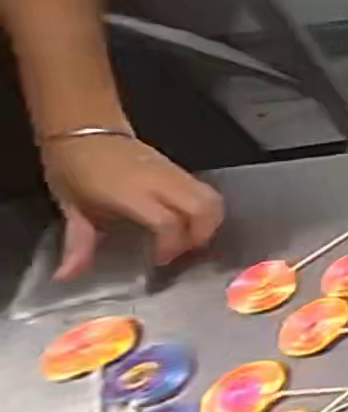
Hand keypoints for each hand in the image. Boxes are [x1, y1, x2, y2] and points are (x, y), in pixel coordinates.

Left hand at [41, 134, 223, 279]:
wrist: (90, 136)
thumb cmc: (75, 172)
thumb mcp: (71, 208)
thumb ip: (79, 243)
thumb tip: (69, 275)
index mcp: (129, 194)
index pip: (167, 222)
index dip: (170, 244)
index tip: (161, 259)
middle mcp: (162, 184)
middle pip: (202, 212)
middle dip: (201, 236)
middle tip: (186, 252)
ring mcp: (179, 177)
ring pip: (215, 202)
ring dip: (212, 224)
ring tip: (196, 238)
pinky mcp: (189, 174)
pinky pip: (213, 195)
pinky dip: (213, 212)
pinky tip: (200, 222)